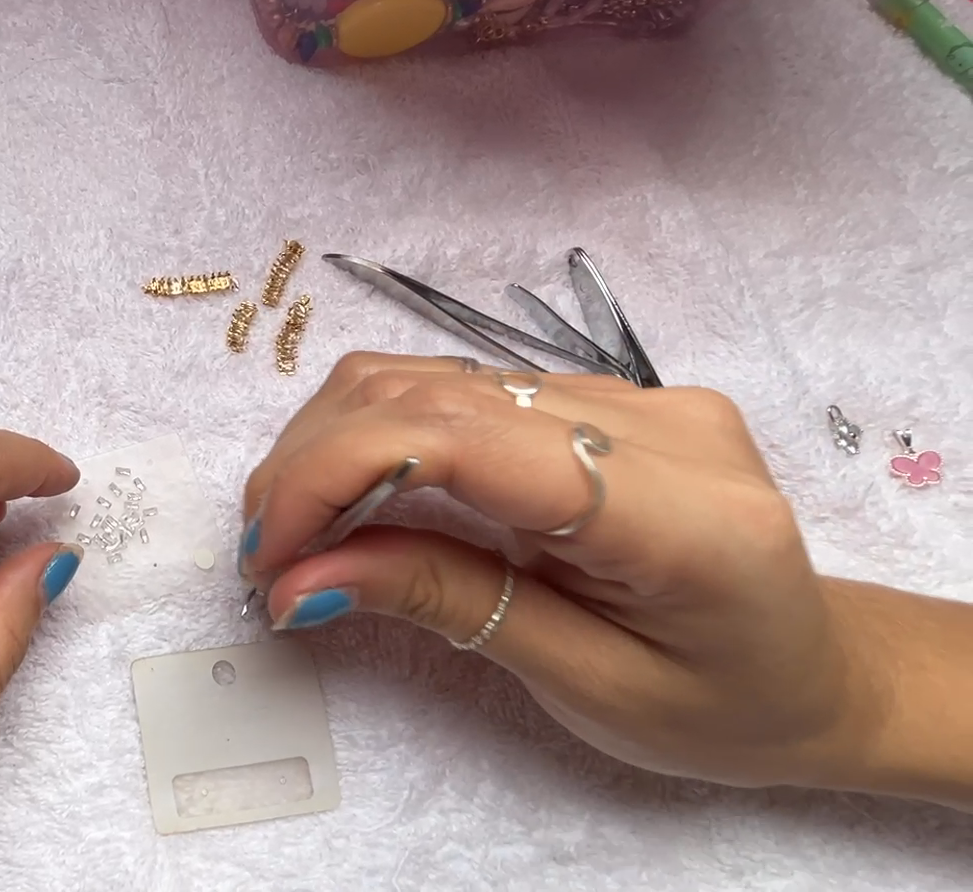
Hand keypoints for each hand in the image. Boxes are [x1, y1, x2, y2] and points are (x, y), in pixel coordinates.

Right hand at [238, 352, 871, 789]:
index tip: (268, 555)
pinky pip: (430, 385)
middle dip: (307, 467)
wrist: (819, 664)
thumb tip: (297, 582)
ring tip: (289, 520)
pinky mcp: (568, 387)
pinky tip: (340, 483)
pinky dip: (358, 431)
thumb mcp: (583, 683)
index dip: (331, 478)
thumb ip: (439, 603)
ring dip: (320, 443)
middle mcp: (641, 416)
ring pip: (408, 376)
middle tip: (262, 550)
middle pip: (415, 397)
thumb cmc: (723, 704)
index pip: (455, 439)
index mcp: (677, 510)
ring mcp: (605, 386)